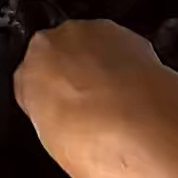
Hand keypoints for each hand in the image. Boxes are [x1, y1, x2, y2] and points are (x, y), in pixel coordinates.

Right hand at [13, 20, 177, 177]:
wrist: (148, 130)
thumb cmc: (99, 145)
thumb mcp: (55, 146)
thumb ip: (50, 118)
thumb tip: (62, 121)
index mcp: (30, 68)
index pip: (30, 79)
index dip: (46, 100)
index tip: (59, 117)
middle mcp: (60, 40)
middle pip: (60, 54)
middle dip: (72, 76)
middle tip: (88, 112)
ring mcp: (95, 32)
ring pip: (89, 47)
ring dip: (98, 67)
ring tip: (116, 108)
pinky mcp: (127, 32)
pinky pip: (118, 47)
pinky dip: (124, 65)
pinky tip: (134, 96)